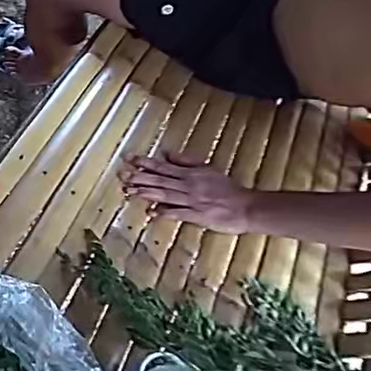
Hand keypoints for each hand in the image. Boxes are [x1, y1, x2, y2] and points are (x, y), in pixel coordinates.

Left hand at [120, 151, 257, 232]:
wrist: (248, 207)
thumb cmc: (228, 189)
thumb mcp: (207, 169)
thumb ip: (186, 161)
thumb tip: (166, 154)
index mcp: (190, 174)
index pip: (163, 167)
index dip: (145, 163)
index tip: (129, 159)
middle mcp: (188, 186)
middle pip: (160, 180)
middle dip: (139, 177)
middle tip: (122, 175)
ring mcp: (192, 201)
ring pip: (165, 195)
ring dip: (146, 193)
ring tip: (129, 191)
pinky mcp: (197, 216)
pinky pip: (178, 214)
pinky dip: (164, 212)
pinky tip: (151, 212)